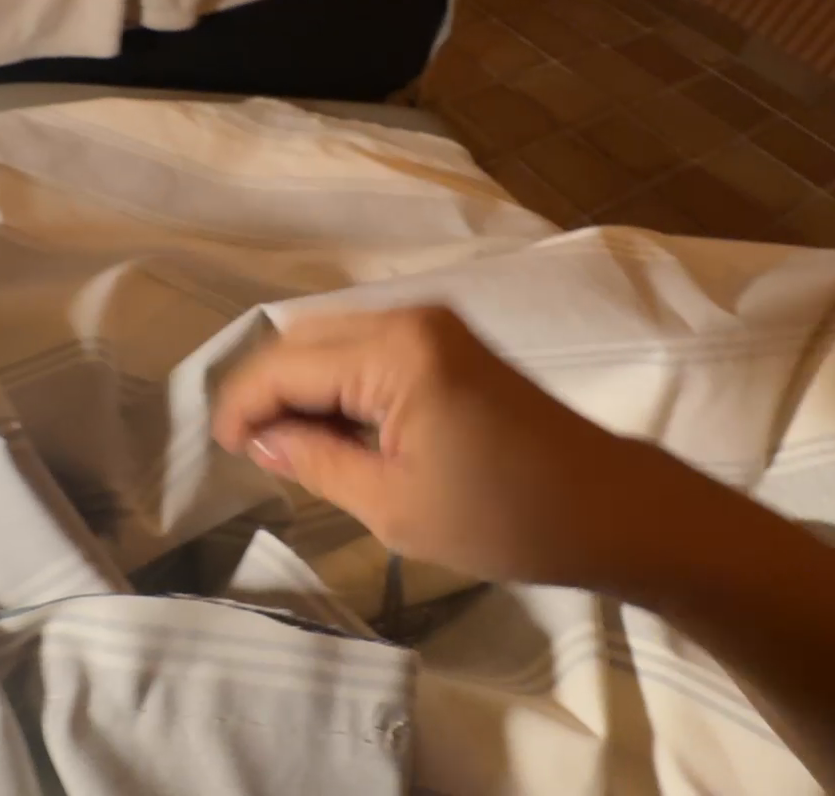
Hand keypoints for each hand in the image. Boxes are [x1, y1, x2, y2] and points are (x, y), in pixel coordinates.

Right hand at [212, 306, 720, 590]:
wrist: (612, 509)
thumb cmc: (505, 517)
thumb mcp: (392, 505)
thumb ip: (314, 461)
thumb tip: (261, 441)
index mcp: (394, 351)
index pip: (287, 365)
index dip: (243, 404)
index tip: (222, 448)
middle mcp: (408, 317)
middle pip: (304, 339)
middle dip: (268, 389)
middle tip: (255, 449)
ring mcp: (432, 321)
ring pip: (332, 337)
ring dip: (301, 383)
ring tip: (289, 442)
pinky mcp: (447, 337)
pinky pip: (366, 345)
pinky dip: (337, 379)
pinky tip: (334, 423)